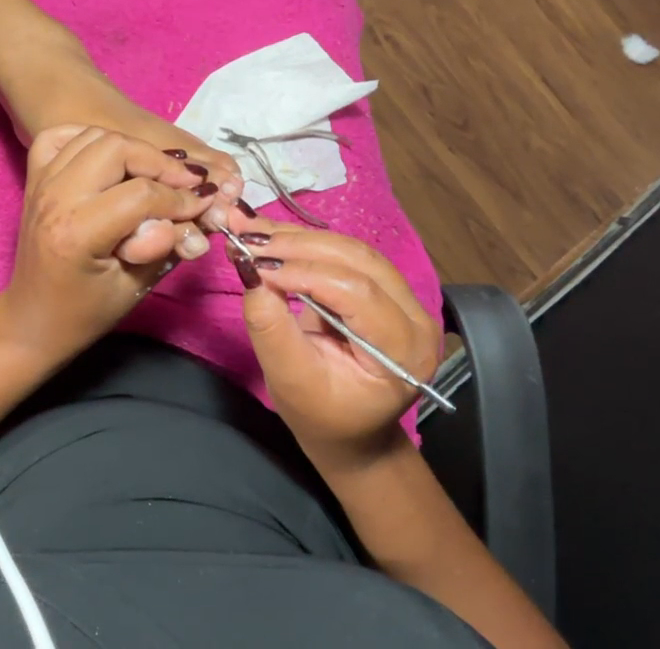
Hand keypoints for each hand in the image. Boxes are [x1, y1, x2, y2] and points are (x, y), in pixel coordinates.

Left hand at [0, 126, 218, 363]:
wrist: (33, 318)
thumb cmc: (86, 311)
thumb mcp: (135, 285)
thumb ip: (168, 243)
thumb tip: (200, 210)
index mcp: (77, 232)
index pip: (141, 193)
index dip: (181, 199)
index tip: (204, 207)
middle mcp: (55, 198)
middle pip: (116, 146)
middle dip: (159, 163)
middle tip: (183, 185)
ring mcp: (41, 183)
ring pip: (94, 135)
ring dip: (131, 149)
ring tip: (154, 175)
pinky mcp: (34, 177)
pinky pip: (62, 136)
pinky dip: (90, 139)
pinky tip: (111, 160)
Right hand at [233, 219, 442, 469]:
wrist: (349, 431)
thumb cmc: (322, 416)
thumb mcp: (290, 380)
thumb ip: (271, 329)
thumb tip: (249, 272)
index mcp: (403, 350)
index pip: (355, 291)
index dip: (302, 271)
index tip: (251, 262)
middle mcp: (415, 316)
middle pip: (356, 259)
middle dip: (296, 244)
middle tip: (244, 236)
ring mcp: (404, 299)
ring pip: (348, 249)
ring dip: (295, 236)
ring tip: (248, 228)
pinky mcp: (383, 288)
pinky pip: (342, 254)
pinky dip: (302, 242)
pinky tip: (267, 233)